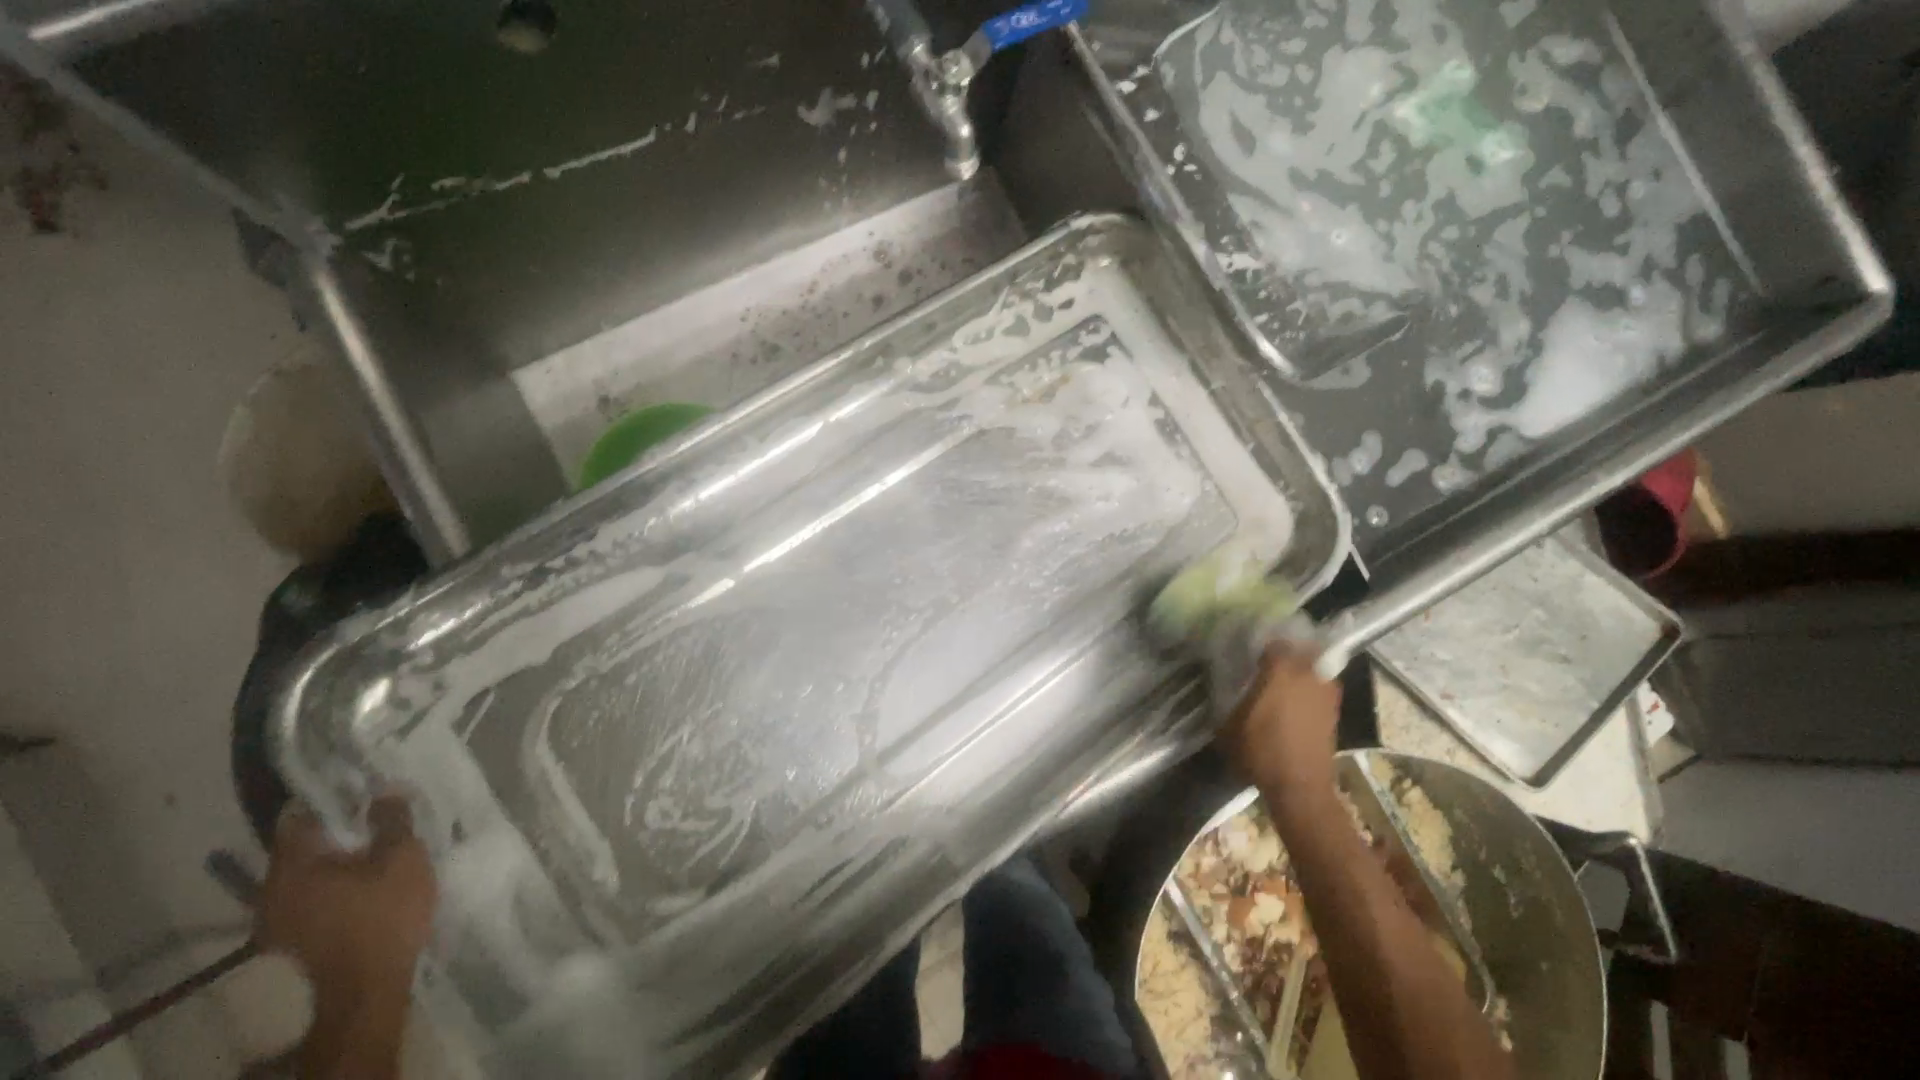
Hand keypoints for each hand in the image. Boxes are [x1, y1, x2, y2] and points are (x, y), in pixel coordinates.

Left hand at [257, 796, 437, 1005]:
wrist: (365, 992)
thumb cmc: (382, 917)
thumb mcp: (402, 858)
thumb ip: (393, 820)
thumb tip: (386, 789)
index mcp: (293, 862)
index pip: (299, 813)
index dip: (331, 797)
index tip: (360, 790)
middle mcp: (271, 887)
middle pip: (301, 845)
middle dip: (336, 832)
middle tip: (372, 821)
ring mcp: (274, 919)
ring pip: (305, 875)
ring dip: (334, 863)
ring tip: (371, 855)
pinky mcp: (289, 942)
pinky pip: (309, 899)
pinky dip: (331, 888)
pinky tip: (360, 890)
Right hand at [1219, 645, 1341, 795]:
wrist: (1299, 785)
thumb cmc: (1260, 752)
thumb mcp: (1228, 728)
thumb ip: (1228, 703)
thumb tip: (1225, 692)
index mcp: (1280, 671)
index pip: (1275, 643)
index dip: (1264, 646)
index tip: (1252, 653)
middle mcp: (1307, 675)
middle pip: (1303, 650)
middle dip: (1290, 653)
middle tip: (1273, 662)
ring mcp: (1325, 693)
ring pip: (1316, 670)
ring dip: (1304, 671)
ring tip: (1288, 682)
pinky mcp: (1335, 713)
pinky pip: (1322, 691)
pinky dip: (1312, 692)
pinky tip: (1298, 704)